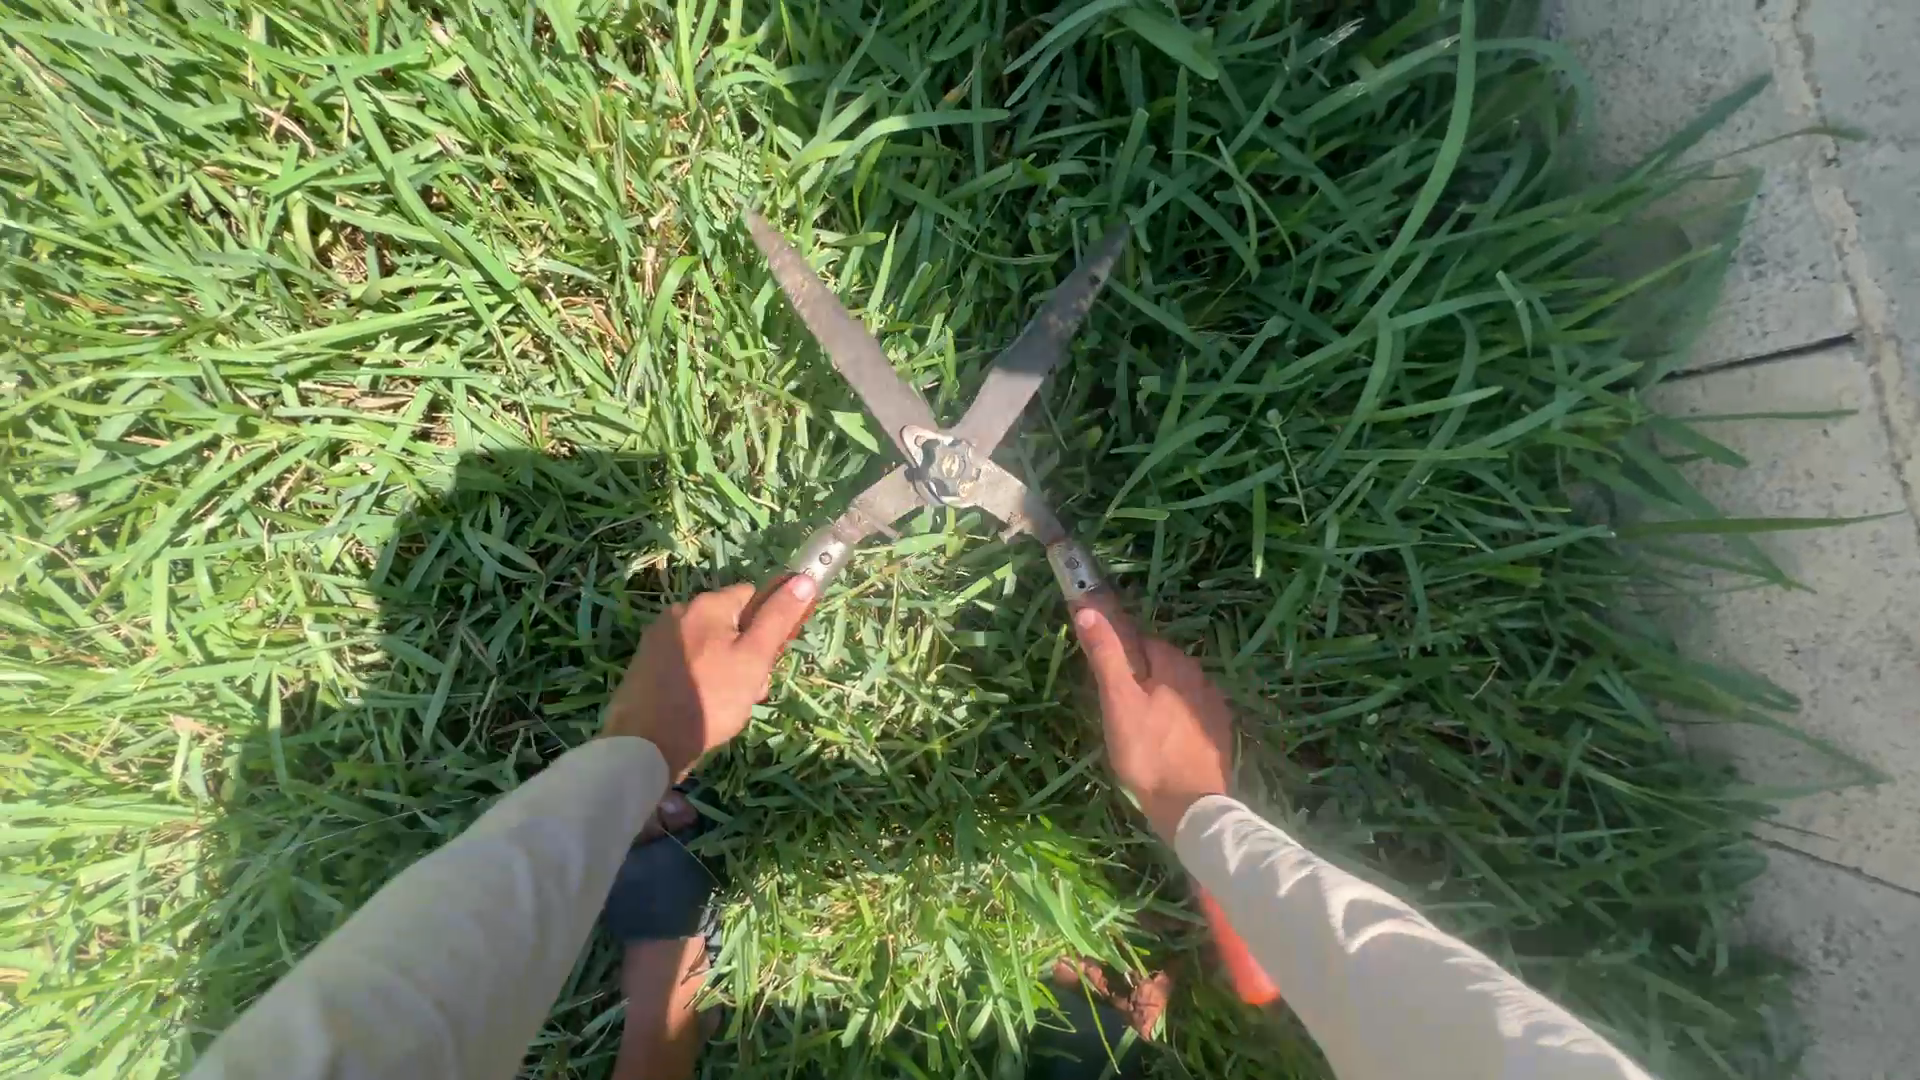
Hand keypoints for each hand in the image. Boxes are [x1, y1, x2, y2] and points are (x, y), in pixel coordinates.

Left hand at [601, 578, 816, 773]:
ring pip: (710, 647)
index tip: (769, 657)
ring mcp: (658, 639)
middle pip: (730, 624)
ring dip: (727, 668)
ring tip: (729, 704)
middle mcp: (679, 613)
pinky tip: (704, 706)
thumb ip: (779, 617)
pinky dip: (701, 679)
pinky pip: (688, 663)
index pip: (752, 597)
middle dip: (747, 653)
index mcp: (707, 605)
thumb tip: (804, 579)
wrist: (646, 745)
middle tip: (751, 689)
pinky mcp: (646, 665)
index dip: (768, 625)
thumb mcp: (755, 657)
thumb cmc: (711, 698)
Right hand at [1072, 605, 1233, 840]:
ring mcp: (1214, 707)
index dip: (1122, 658)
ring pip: (1177, 691)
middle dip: (1141, 679)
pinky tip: (1162, 743)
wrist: (1190, 808)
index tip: (1108, 683)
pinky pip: (1190, 715)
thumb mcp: (1118, 700)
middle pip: (1161, 666)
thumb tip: (1088, 610)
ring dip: (1159, 700)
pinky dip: (1175, 722)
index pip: (1142, 642)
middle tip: (1118, 710)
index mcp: (1176, 664)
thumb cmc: (1146, 751)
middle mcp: (1201, 678)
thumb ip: (1106, 654)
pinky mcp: (1220, 734)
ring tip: (1138, 729)